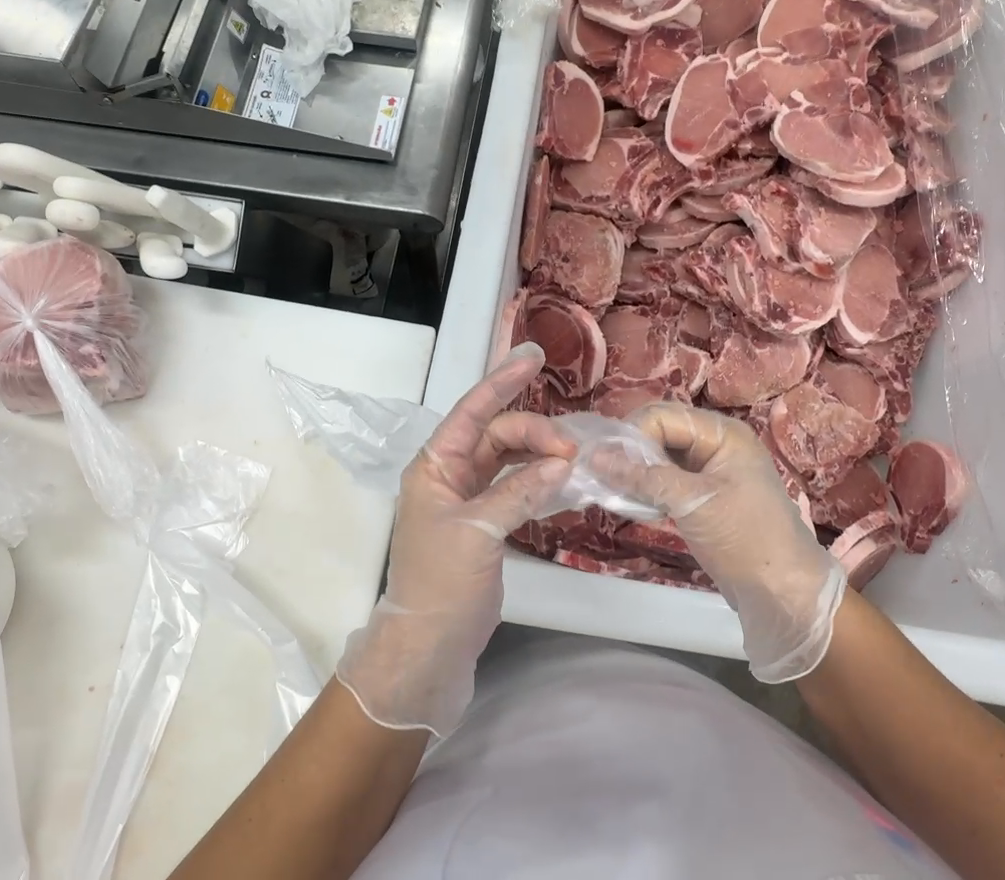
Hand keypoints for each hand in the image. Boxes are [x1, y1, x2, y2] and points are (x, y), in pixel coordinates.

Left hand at [335, 343, 574, 734]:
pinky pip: (517, 490)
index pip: (473, 412)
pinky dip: (540, 484)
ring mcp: (469, 502)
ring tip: (576, 463)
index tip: (534, 357)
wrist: (429, 647)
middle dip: (535, 434)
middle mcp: (449, 476)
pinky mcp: (486, 526)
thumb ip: (518, 493)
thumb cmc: (441, 585)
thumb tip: (561, 465)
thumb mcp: (477, 533)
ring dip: (540, 457)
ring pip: (509, 462)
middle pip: (497, 435)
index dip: (503, 382)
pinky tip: (567, 484)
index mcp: (434, 467)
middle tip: (573, 452)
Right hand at [596, 403, 845, 682]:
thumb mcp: (693, 503)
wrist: (783, 593)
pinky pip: (666, 481)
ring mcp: (710, 472)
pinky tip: (632, 504)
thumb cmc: (745, 539)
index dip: (632, 436)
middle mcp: (715, 445)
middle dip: (630, 453)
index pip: (662, 416)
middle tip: (603, 478)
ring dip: (635, 473)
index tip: (605, 464)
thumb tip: (595, 456)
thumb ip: (644, 478)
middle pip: (659, 433)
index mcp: (722, 434)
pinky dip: (647, 489)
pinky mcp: (703, 497)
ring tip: (612, 492)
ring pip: (660, 458)